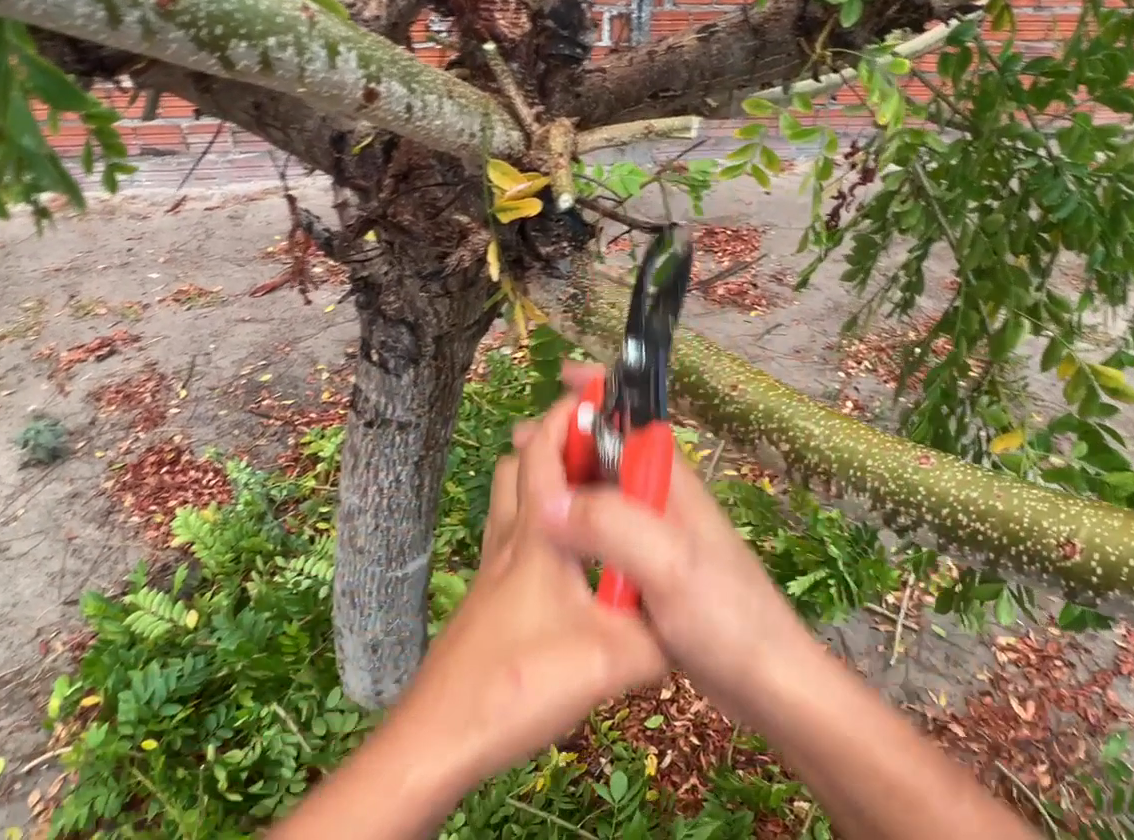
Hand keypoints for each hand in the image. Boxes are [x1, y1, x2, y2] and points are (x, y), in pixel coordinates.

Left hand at [392, 393, 666, 785]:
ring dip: (538, 483)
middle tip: (596, 449)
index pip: (545, 451)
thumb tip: (692, 622)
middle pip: (518, 466)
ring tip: (582, 497)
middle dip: (553, 444)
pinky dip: (532, 526)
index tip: (599, 395)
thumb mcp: (614, 662)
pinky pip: (507, 541)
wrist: (442, 738)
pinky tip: (562, 563)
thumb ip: (661, 636)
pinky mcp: (484, 602)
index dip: (569, 415)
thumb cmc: (522, 683)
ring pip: (507, 501)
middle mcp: (509, 541)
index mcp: (538, 536)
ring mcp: (490, 571)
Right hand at [539, 365, 818, 729]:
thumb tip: (547, 500)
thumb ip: (612, 526)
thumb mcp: (669, 566)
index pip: (631, 422)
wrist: (770, 683)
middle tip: (518, 441)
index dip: (599, 394)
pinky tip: (550, 543)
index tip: (562, 375)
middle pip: (610, 456)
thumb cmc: (728, 618)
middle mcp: (663, 503)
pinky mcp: (651, 576)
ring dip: (566, 481)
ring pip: (603, 497)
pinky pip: (604, 537)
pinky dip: (574, 526)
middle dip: (567, 440)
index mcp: (671, 485)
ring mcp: (659, 540)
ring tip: (522, 483)